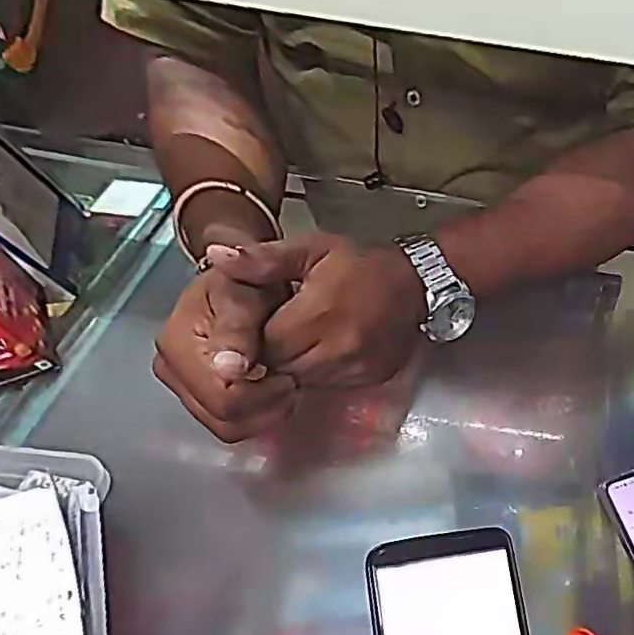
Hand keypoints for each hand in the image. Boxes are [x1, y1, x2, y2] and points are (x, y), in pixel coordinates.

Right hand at [153, 264, 296, 442]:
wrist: (238, 286)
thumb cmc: (243, 287)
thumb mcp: (243, 295)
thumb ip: (236, 329)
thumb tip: (228, 370)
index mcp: (177, 347)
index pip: (223, 399)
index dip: (262, 395)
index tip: (287, 377)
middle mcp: (172, 372)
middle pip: (225, 420)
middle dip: (265, 407)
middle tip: (289, 381)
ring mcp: (184, 389)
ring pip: (230, 428)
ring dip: (264, 414)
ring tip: (283, 385)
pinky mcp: (199, 400)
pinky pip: (232, 426)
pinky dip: (258, 415)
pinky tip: (273, 394)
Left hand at [207, 235, 426, 388]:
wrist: (416, 284)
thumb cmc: (361, 264)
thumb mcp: (310, 249)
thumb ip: (262, 260)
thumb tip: (217, 258)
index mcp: (319, 312)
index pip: (267, 344)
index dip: (256, 336)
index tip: (260, 322)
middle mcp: (339, 346)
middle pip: (283, 367)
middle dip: (273, 353)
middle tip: (279, 330)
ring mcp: (356, 366)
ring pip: (305, 380)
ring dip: (295, 365)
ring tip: (302, 338)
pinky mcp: (370, 378)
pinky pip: (330, 384)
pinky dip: (320, 371)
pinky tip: (325, 348)